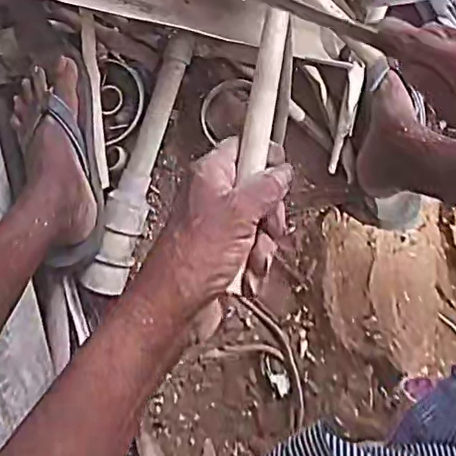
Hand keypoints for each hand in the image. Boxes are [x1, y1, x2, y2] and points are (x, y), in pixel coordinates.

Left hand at [138, 139, 290, 333]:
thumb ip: (266, 188)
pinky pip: (252, 248)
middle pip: (258, 188)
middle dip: (270, 212)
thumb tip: (282, 173)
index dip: (264, 153)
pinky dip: (254, 262)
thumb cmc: (190, 259)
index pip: (242, 146)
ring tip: (252, 256)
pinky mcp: (222, 252)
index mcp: (210, 174)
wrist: (173, 309)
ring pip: (259, 222)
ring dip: (263, 244)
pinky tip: (245, 273)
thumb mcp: (240, 213)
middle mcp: (212, 196)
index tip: (280, 165)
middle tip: (269, 224)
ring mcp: (217, 225)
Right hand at [373, 18, 455, 172]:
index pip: (410, 37)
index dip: (388, 35)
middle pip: (431, 32)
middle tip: (398, 57)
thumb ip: (430, 83)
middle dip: (412, 42)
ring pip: (452, 38)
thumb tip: (409, 64)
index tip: (374, 35)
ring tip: (431, 76)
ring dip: (436, 50)